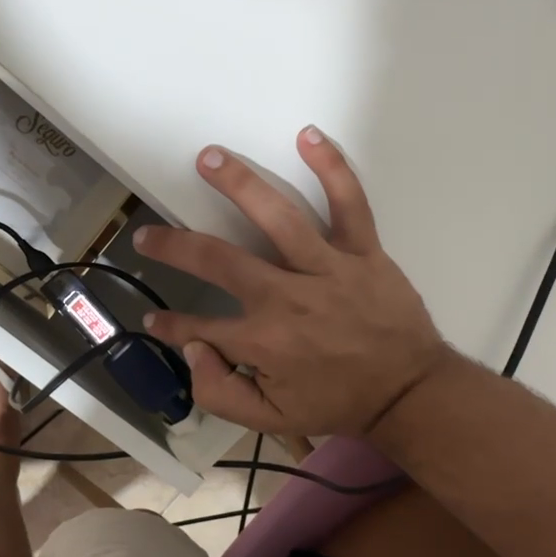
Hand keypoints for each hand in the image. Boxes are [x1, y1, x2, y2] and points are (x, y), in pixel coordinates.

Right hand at [134, 126, 456, 437]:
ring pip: (279, 217)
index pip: (200, 326)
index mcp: (265, 341)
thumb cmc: (337, 401)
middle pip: (221, 260)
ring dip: (240, 184)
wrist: (411, 393)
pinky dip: (332, 169)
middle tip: (145, 234)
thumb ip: (220, 392)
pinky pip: (349, 204)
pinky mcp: (363, 252)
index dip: (170, 324)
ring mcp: (328, 269)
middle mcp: (289, 298)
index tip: (153, 317)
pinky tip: (308, 136)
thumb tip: (192, 351)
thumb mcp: (271, 419)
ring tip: (209, 157)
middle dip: (176, 247)